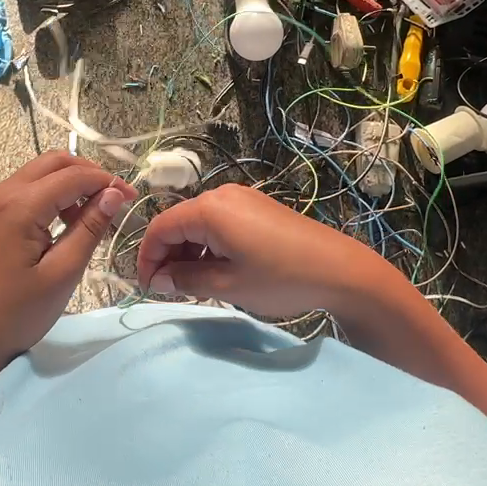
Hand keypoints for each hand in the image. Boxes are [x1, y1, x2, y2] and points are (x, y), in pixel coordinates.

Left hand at [0, 151, 136, 364]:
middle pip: (50, 163)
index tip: (132, 198)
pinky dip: (43, 198)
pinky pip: (17, 193)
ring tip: (87, 219)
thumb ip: (89, 229)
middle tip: (112, 199)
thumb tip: (113, 195)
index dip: (106, 182)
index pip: (71, 176)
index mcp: (17, 206)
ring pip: (33, 176)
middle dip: (86, 174)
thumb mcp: (61, 274)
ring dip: (64, 186)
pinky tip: (56, 228)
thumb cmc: (14, 315)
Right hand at [135, 184, 401, 318]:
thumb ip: (186, 279)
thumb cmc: (280, 278)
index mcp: (209, 210)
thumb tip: (160, 279)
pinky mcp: (257, 207)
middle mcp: (222, 195)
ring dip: (188, 253)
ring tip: (193, 285)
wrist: (339, 269)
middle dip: (168, 256)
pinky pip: (219, 223)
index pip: (160, 228)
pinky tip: (217, 271)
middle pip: (178, 222)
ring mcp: (242, 199)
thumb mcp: (228, 285)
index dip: (147, 257)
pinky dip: (209, 246)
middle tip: (170, 290)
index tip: (148, 287)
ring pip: (199, 224)